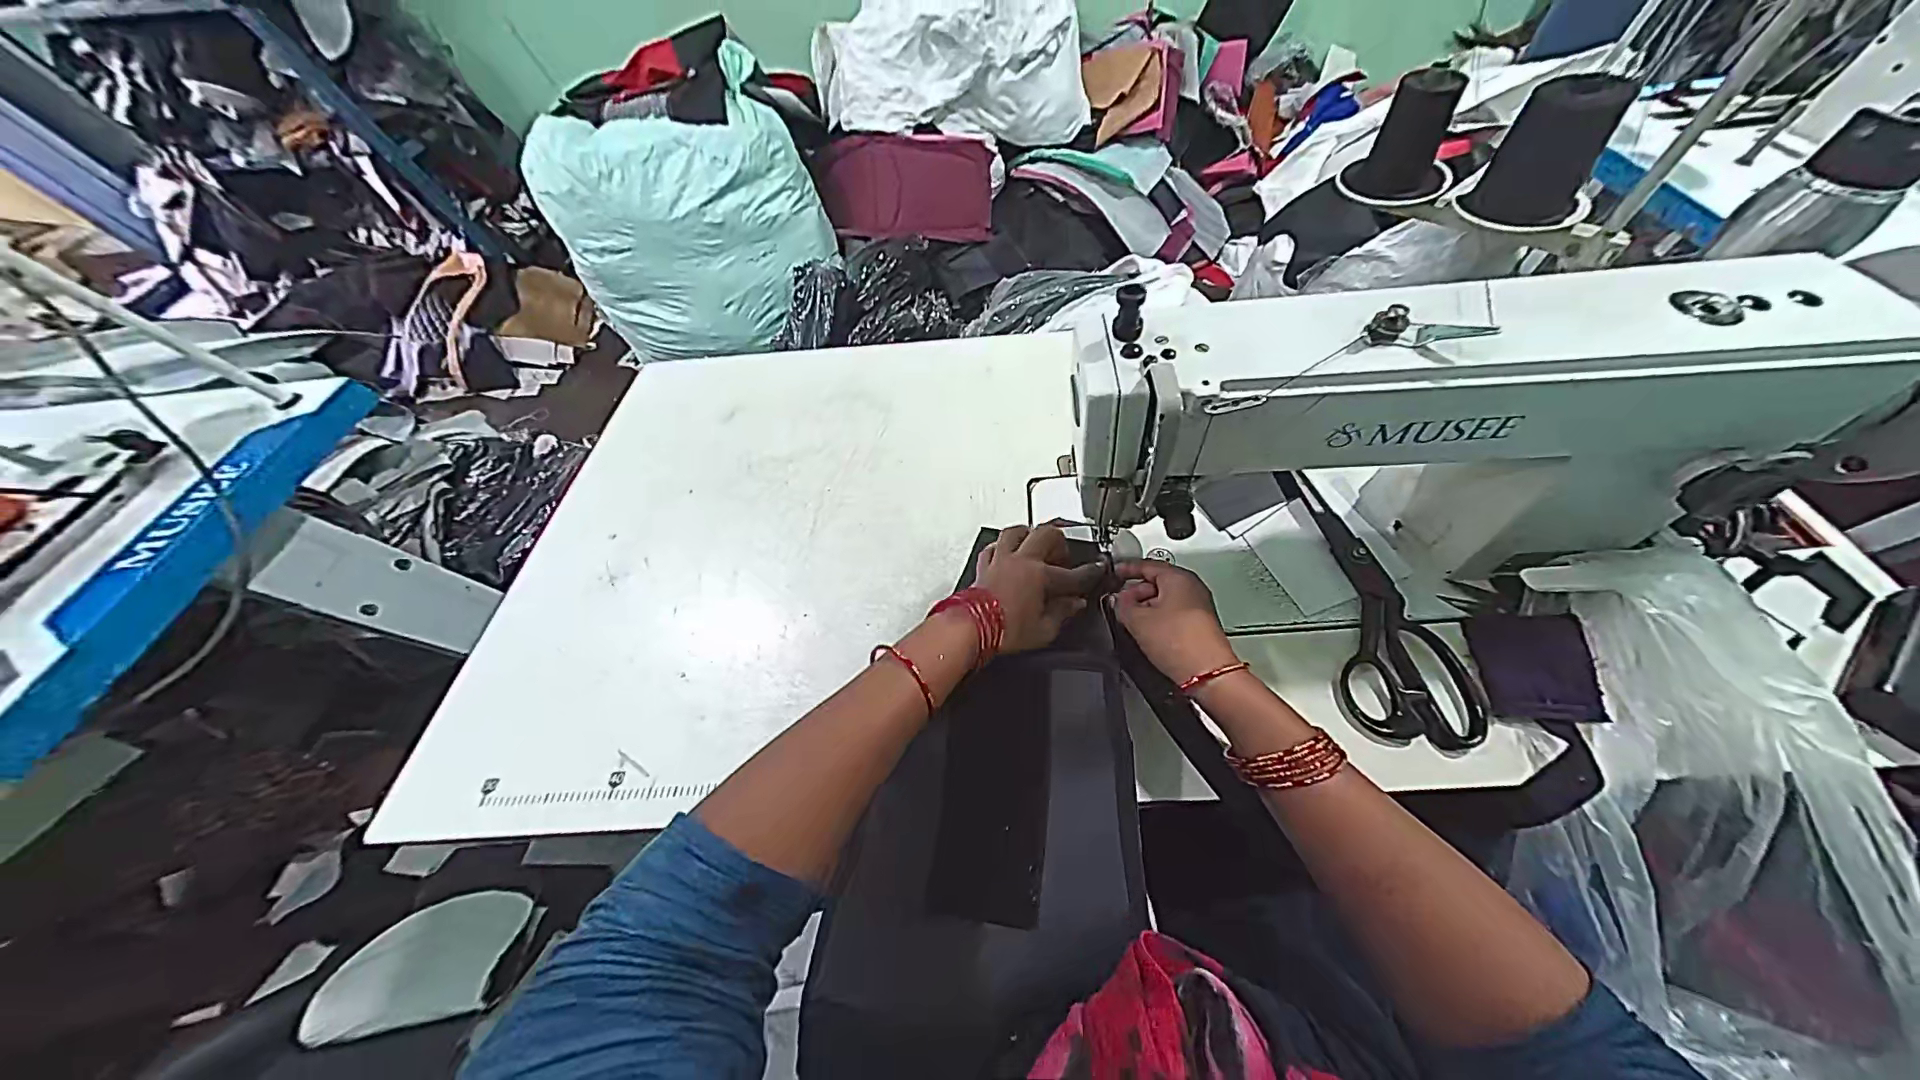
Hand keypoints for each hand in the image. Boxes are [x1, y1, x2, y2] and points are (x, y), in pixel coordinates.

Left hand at [974, 525, 1104, 653]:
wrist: (971, 628)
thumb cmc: (1003, 630)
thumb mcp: (1044, 630)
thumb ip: (1062, 613)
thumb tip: (1073, 605)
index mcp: (1040, 576)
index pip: (1072, 573)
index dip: (1089, 572)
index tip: (1096, 571)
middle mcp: (1021, 561)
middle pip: (1046, 534)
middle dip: (1060, 540)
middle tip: (1064, 553)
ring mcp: (1001, 560)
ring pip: (1016, 531)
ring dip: (1028, 534)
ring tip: (1035, 541)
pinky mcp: (984, 567)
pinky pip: (993, 547)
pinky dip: (1001, 547)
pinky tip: (1005, 552)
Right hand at [1110, 560, 1239, 683]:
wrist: (1207, 673)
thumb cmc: (1182, 643)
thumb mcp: (1137, 620)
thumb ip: (1122, 604)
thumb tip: (1119, 600)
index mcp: (1179, 578)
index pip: (1147, 565)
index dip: (1127, 569)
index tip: (1116, 572)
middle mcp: (1192, 588)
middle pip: (1157, 582)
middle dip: (1135, 592)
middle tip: (1121, 602)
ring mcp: (1198, 606)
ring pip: (1165, 599)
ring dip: (1146, 607)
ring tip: (1133, 621)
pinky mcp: (1199, 625)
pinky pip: (1173, 614)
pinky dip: (1158, 619)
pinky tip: (1149, 633)